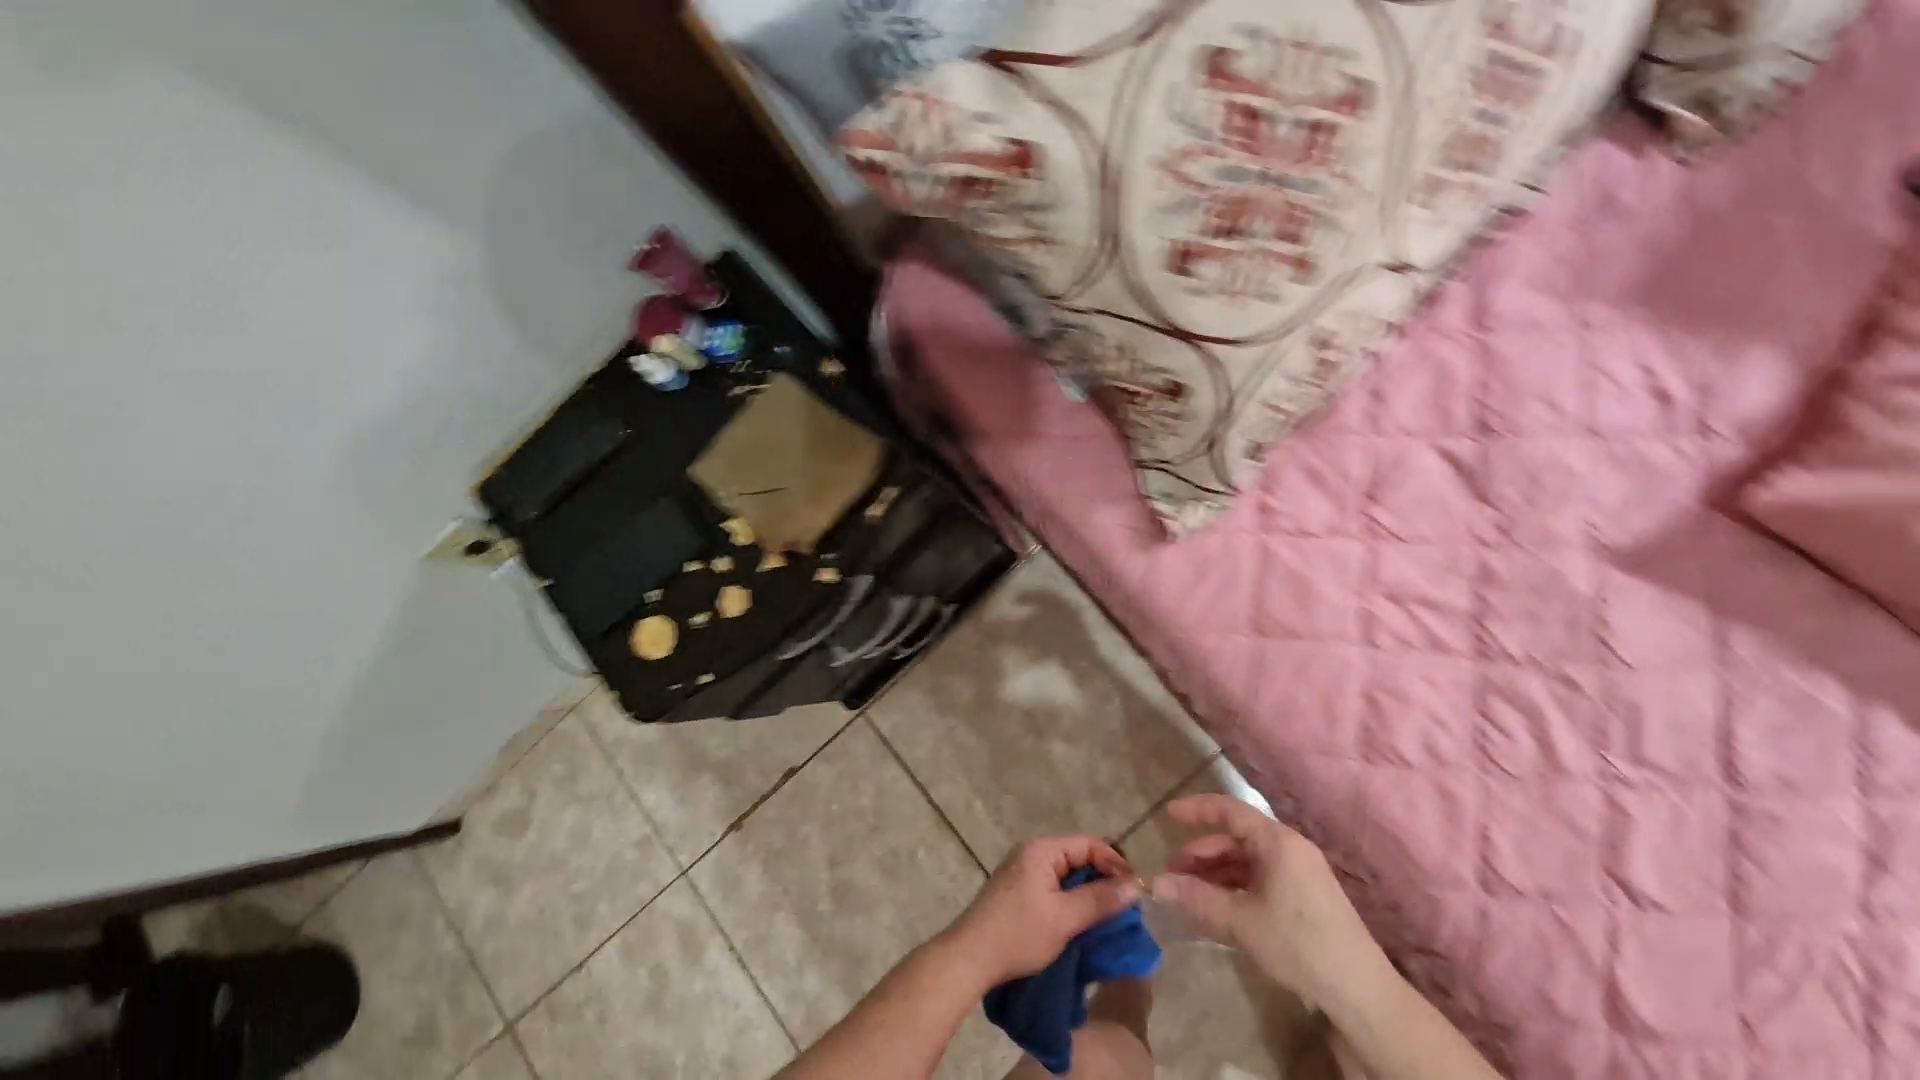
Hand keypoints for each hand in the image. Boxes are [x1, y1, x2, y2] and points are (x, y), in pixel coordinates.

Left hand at [942, 836, 1140, 990]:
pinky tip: (1083, 922)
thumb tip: (1135, 887)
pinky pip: (1054, 889)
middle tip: (1125, 907)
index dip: (1114, 864)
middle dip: (1103, 880)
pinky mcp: (1018, 893)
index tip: (1134, 892)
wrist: (969, 959)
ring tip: (1109, 917)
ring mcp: (1022, 874)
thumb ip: (1100, 900)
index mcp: (1040, 851)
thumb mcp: (1064, 918)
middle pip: (1078, 858)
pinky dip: (1071, 902)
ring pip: (1067, 877)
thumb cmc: (1017, 934)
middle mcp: (1031, 854)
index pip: (1089, 844)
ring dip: (1088, 894)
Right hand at [1149, 795, 1390, 1009]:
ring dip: (1216, 874)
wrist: (1358, 988)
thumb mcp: (1240, 920)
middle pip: (1237, 839)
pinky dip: (1235, 888)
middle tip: (1172, 873)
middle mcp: (1290, 849)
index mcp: (1278, 843)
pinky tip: (1217, 908)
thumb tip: (1157, 883)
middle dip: (1201, 853)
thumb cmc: (1297, 943)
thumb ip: (1196, 898)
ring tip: (1189, 894)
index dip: (1197, 809)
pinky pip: (1261, 879)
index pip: (1230, 811)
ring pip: (1247, 862)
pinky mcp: (1305, 896)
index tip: (1168, 815)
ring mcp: (1300, 873)